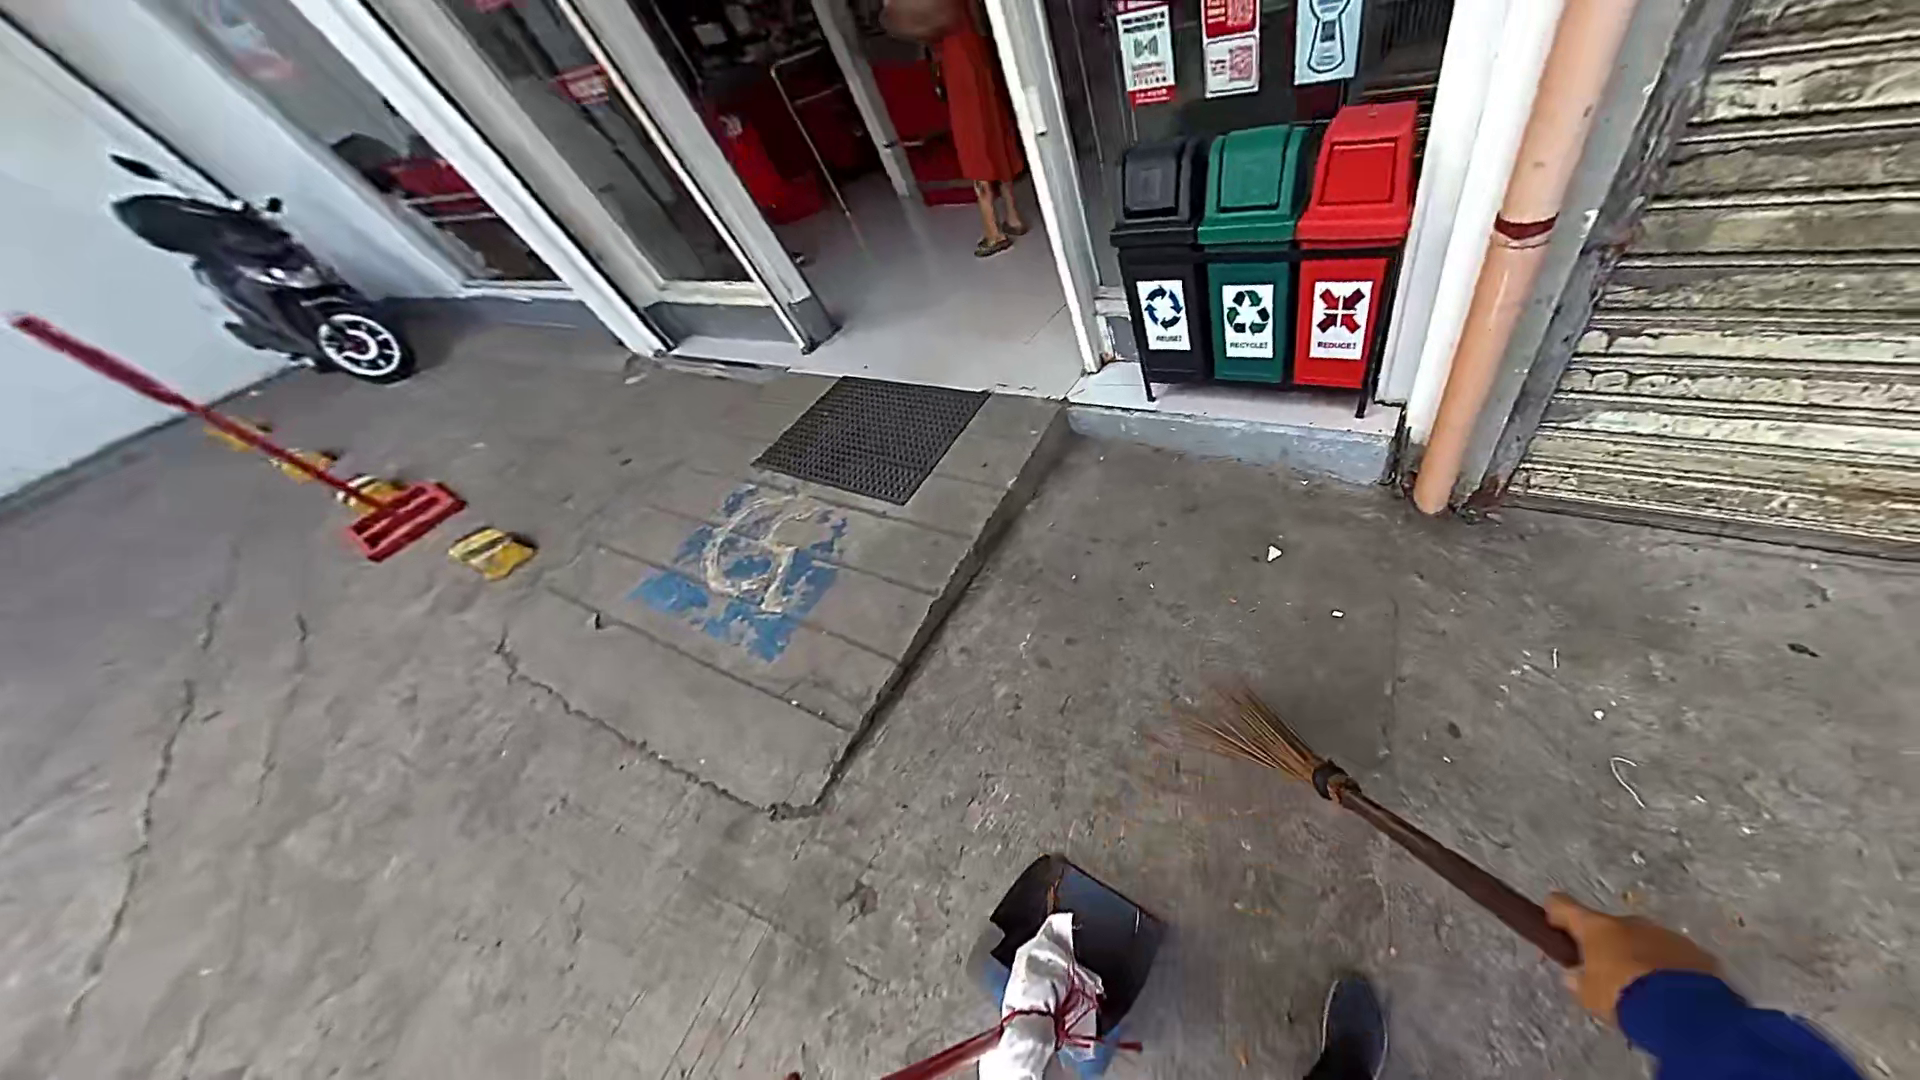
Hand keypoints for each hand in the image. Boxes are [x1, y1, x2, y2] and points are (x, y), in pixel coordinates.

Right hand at [1545, 892, 1721, 1024]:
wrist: (1695, 1019)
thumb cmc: (1627, 998)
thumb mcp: (1589, 995)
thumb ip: (1577, 979)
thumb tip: (1574, 975)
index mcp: (1594, 925)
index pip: (1560, 903)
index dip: (1555, 914)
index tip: (1557, 931)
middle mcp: (1628, 922)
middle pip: (1609, 925)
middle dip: (1610, 944)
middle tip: (1613, 973)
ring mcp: (1667, 936)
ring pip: (1646, 939)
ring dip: (1643, 955)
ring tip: (1652, 988)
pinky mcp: (1702, 955)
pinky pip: (1679, 957)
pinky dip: (1673, 969)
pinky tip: (1678, 993)